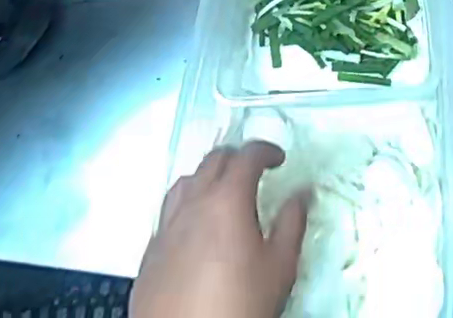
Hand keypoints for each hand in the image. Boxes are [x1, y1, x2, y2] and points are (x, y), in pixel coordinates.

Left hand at [133, 141, 309, 317]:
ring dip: (207, 177)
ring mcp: (167, 224)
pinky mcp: (151, 250)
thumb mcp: (279, 267)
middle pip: (214, 159)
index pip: (247, 155)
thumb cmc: (239, 305)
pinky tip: (196, 228)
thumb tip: (302, 192)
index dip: (266, 150)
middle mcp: (194, 201)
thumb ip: (292, 223)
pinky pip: (168, 211)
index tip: (279, 159)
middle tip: (255, 173)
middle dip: (237, 158)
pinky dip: (186, 205)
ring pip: (186, 180)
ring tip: (222, 194)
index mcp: (227, 198)